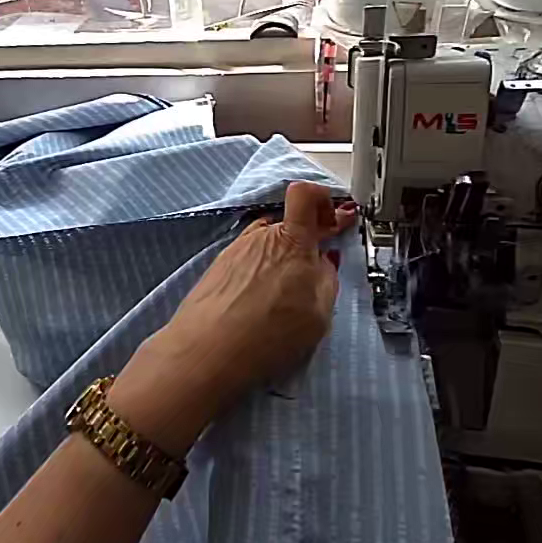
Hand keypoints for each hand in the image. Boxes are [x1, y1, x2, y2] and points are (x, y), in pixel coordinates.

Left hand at [108, 181, 355, 454]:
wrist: (207, 348)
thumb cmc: (267, 334)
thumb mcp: (319, 315)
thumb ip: (326, 279)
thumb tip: (324, 262)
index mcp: (291, 241)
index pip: (305, 194)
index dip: (322, 200)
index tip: (334, 218)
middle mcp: (260, 237)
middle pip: (288, 223)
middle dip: (304, 240)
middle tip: (314, 267)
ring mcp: (236, 249)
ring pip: (266, 243)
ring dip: (279, 259)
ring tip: (283, 295)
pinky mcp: (218, 266)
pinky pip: (247, 258)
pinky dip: (258, 272)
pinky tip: (258, 301)